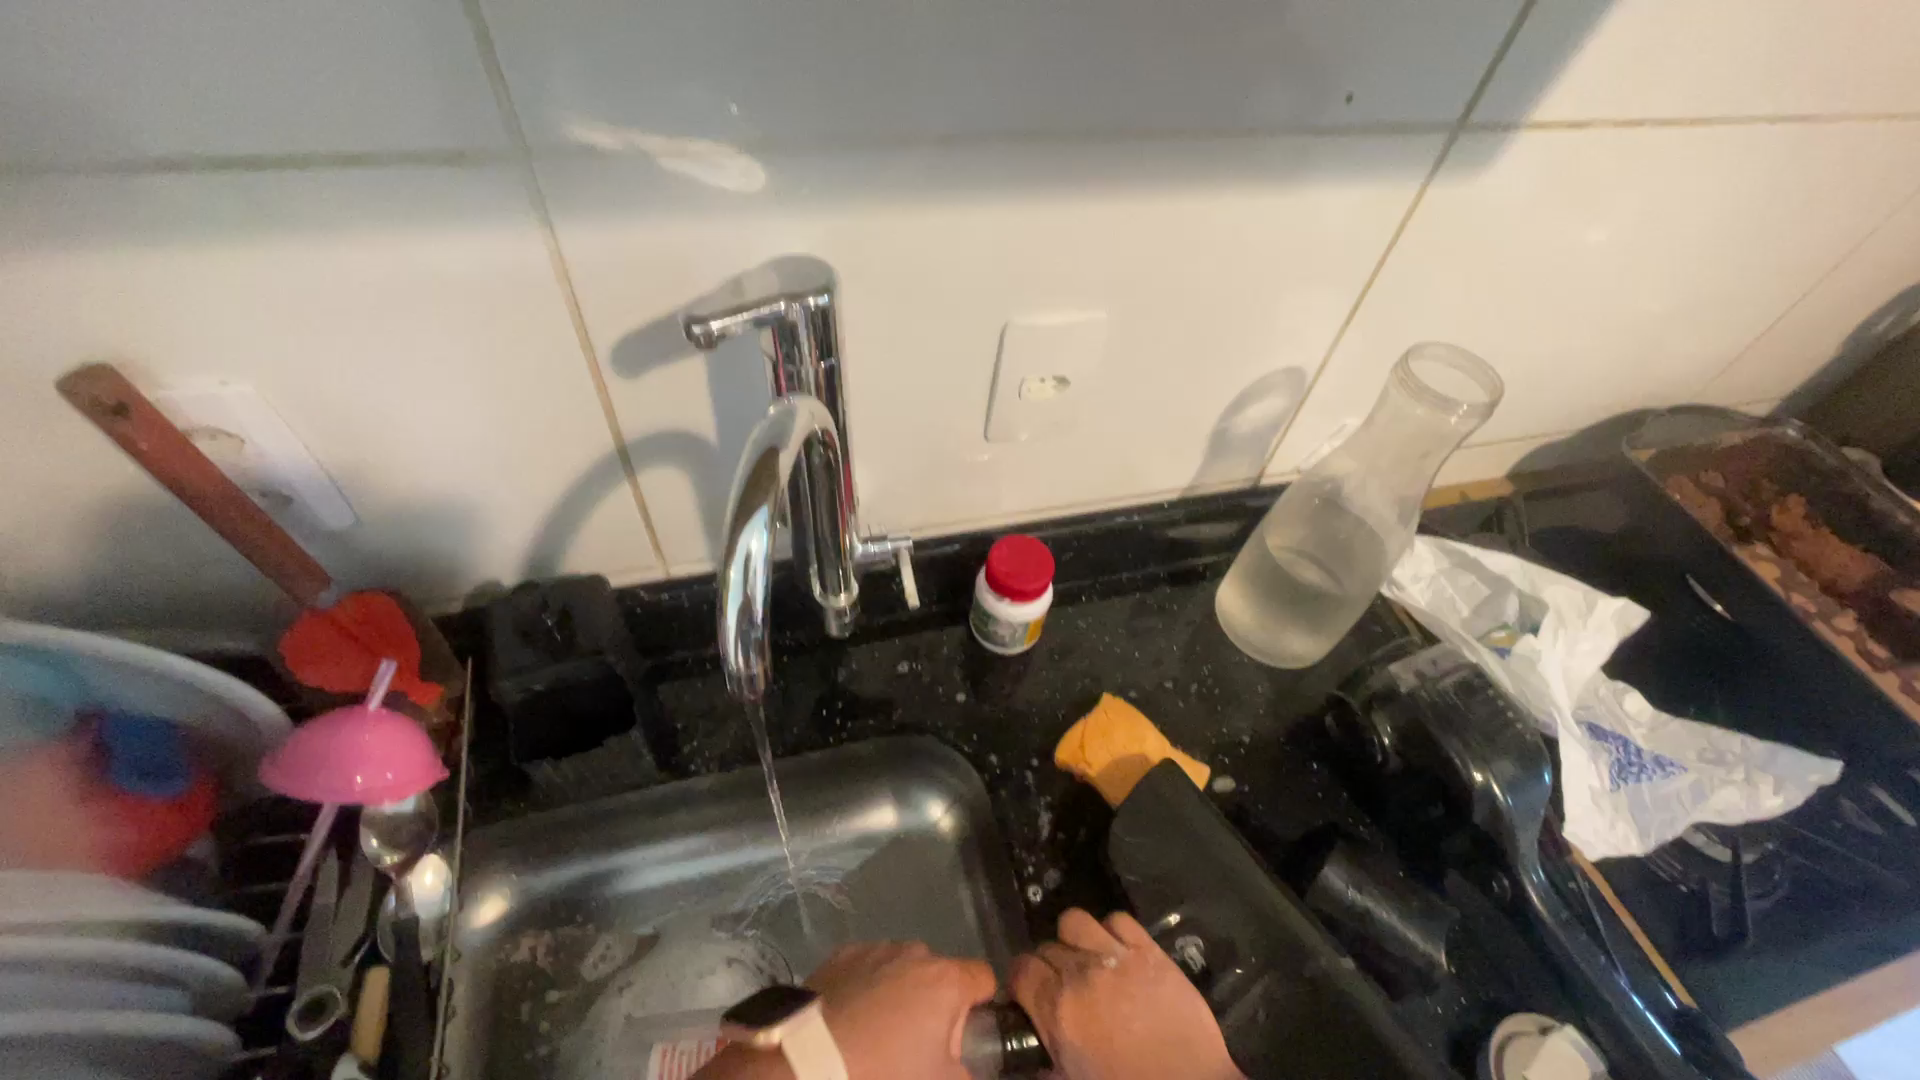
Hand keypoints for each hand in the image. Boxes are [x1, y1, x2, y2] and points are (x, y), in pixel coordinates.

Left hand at [697, 942, 995, 1079]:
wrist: (804, 1068)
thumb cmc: (882, 1075)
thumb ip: (967, 1073)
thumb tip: (965, 1067)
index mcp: (945, 980)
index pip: (984, 978)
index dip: (980, 1008)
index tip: (965, 1038)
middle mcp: (913, 952)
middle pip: (940, 975)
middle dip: (934, 1006)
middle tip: (914, 1048)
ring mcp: (874, 950)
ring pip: (901, 970)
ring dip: (898, 995)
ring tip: (874, 1037)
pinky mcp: (839, 956)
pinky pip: (867, 970)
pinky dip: (865, 989)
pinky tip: (848, 1024)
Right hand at [1010, 909, 1241, 1079]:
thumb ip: (1045, 1064)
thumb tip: (1028, 1055)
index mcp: (1058, 1010)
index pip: (1020, 970)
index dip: (1021, 981)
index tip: (1030, 994)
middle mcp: (1082, 974)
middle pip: (1046, 947)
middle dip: (1048, 966)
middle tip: (1063, 987)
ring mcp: (1117, 957)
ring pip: (1075, 921)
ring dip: (1074, 940)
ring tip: (1086, 960)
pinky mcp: (1149, 951)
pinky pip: (1118, 919)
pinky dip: (1112, 931)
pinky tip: (1118, 953)